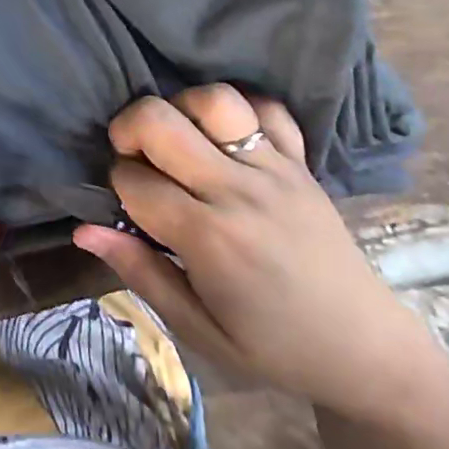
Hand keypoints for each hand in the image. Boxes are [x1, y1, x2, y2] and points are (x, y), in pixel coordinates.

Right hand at [73, 85, 448, 422]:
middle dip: (129, 127)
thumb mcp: (198, 329)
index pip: (135, 181)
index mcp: (209, 238)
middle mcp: (238, 191)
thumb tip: (83, 230)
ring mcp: (275, 169)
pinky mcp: (302, 162)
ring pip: (215, 100)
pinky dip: (241, 109)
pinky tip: (227, 134)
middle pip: (162, 122)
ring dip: (182, 107)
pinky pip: (269, 108)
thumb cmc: (273, 347)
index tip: (125, 202)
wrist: (366, 348)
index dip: (116, 183)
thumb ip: (140, 273)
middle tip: (131, 153)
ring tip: (178, 136)